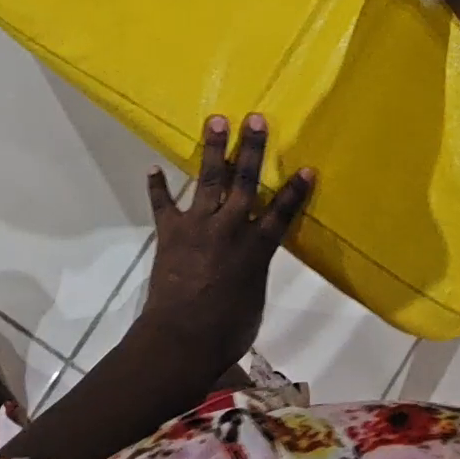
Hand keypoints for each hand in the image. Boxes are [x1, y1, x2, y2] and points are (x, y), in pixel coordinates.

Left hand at [137, 114, 314, 378]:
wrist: (181, 339)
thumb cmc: (226, 332)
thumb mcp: (254, 302)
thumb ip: (254, 274)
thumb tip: (250, 265)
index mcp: (256, 248)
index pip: (282, 213)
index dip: (295, 191)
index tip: (307, 167)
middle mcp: (230, 228)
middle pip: (244, 181)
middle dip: (251, 148)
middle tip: (254, 118)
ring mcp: (198, 226)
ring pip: (208, 179)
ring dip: (213, 149)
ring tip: (215, 120)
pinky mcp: (170, 232)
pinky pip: (162, 205)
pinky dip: (157, 187)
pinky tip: (153, 168)